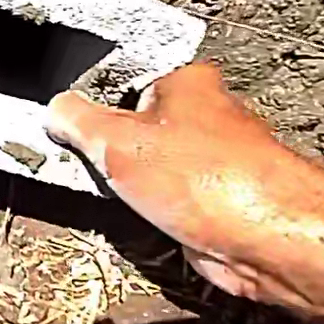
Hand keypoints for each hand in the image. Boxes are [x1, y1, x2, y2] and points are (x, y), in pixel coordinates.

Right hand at [45, 63, 323, 313]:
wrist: (268, 240)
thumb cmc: (207, 179)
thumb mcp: (114, 140)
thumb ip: (75, 120)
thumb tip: (55, 110)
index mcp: (185, 83)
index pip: (122, 85)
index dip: (92, 109)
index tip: (71, 132)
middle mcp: (203, 115)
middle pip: (133, 128)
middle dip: (111, 152)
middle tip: (98, 167)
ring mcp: (211, 159)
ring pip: (148, 167)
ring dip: (131, 186)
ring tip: (128, 195)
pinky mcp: (213, 199)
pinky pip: (164, 198)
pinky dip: (151, 209)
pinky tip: (151, 217)